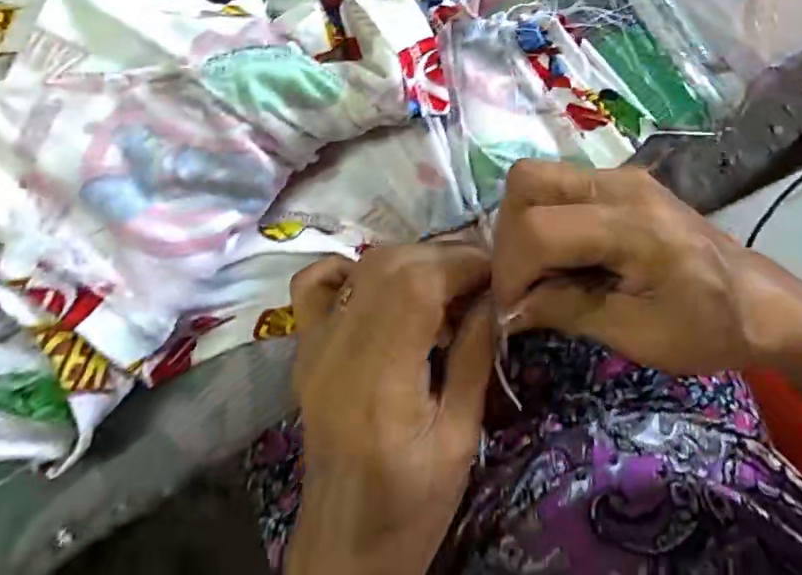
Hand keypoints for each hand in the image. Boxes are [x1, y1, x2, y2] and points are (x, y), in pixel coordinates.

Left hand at [285, 242, 496, 574]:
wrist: (345, 545)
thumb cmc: (412, 505)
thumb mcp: (460, 439)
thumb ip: (474, 358)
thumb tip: (493, 295)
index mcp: (380, 383)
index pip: (416, 285)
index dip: (461, 264)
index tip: (495, 271)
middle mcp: (339, 352)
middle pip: (391, 265)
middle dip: (445, 257)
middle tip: (479, 279)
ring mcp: (314, 346)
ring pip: (364, 267)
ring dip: (413, 259)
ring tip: (447, 284)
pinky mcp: (305, 347)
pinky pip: (319, 282)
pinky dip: (354, 268)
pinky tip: (387, 288)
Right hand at [491, 160, 801, 376]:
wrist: (762, 302)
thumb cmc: (709, 327)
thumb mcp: (638, 334)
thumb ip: (567, 311)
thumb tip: (509, 308)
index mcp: (632, 223)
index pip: (537, 227)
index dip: (511, 270)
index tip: (513, 312)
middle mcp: (618, 184)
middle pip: (525, 181)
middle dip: (507, 236)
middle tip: (523, 285)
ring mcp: (618, 176)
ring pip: (536, 178)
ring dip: (521, 224)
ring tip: (540, 273)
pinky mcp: (618, 182)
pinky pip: (558, 186)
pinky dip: (542, 219)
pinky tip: (562, 258)